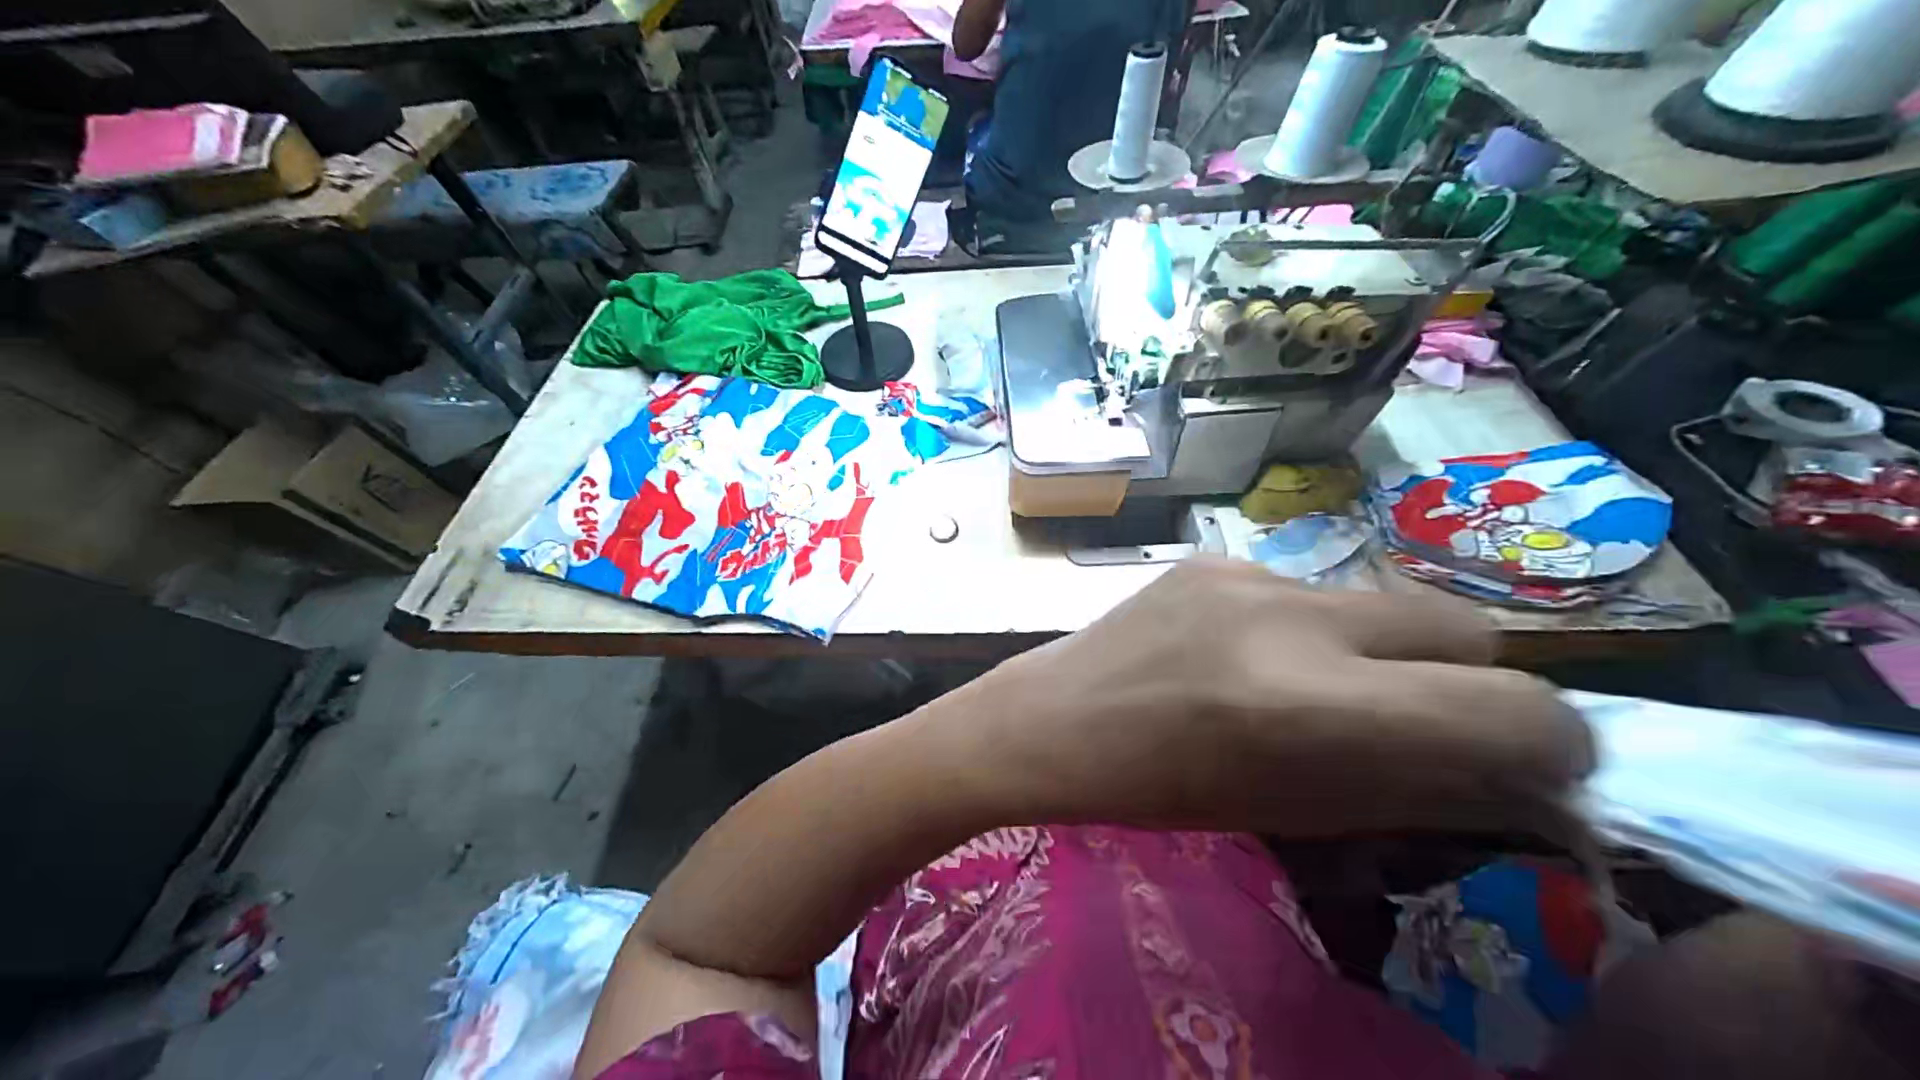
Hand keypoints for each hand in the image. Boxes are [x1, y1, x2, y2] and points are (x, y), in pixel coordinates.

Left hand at [929, 557, 1593, 838]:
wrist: (1052, 720)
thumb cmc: (1163, 789)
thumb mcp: (1299, 811)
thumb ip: (1420, 788)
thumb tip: (1525, 774)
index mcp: (1314, 704)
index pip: (1511, 708)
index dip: (1550, 746)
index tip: (1532, 766)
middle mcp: (1292, 618)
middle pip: (1465, 624)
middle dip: (1472, 681)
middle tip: (1426, 719)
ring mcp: (1247, 573)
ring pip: (1384, 600)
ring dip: (1386, 648)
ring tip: (1322, 685)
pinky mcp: (1213, 555)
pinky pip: (1306, 586)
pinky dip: (1312, 625)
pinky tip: (1252, 653)